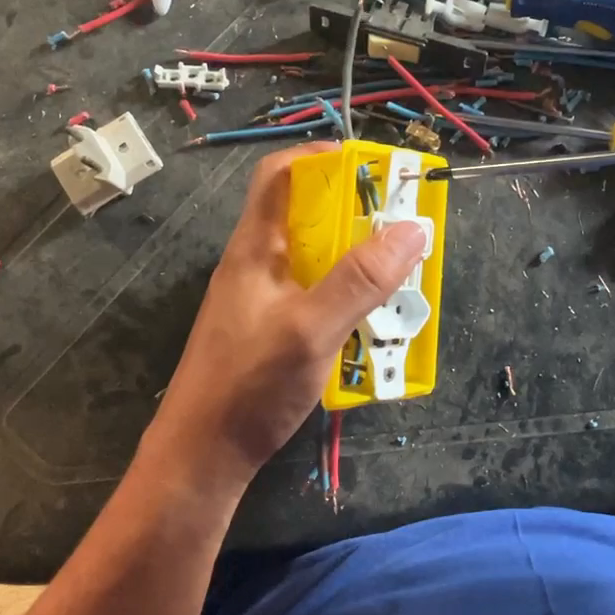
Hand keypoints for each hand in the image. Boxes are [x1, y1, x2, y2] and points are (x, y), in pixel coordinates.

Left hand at [140, 143, 427, 489]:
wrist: (201, 456)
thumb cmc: (250, 386)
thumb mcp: (313, 328)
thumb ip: (362, 279)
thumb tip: (413, 227)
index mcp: (256, 249)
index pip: (279, 176)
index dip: (321, 158)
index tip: (370, 166)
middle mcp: (255, 265)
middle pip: (306, 218)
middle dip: (356, 216)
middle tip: (402, 228)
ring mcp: (260, 301)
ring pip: (314, 261)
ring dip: (355, 262)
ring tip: (399, 277)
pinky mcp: (267, 333)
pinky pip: (312, 298)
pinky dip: (344, 299)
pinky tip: (369, 325)